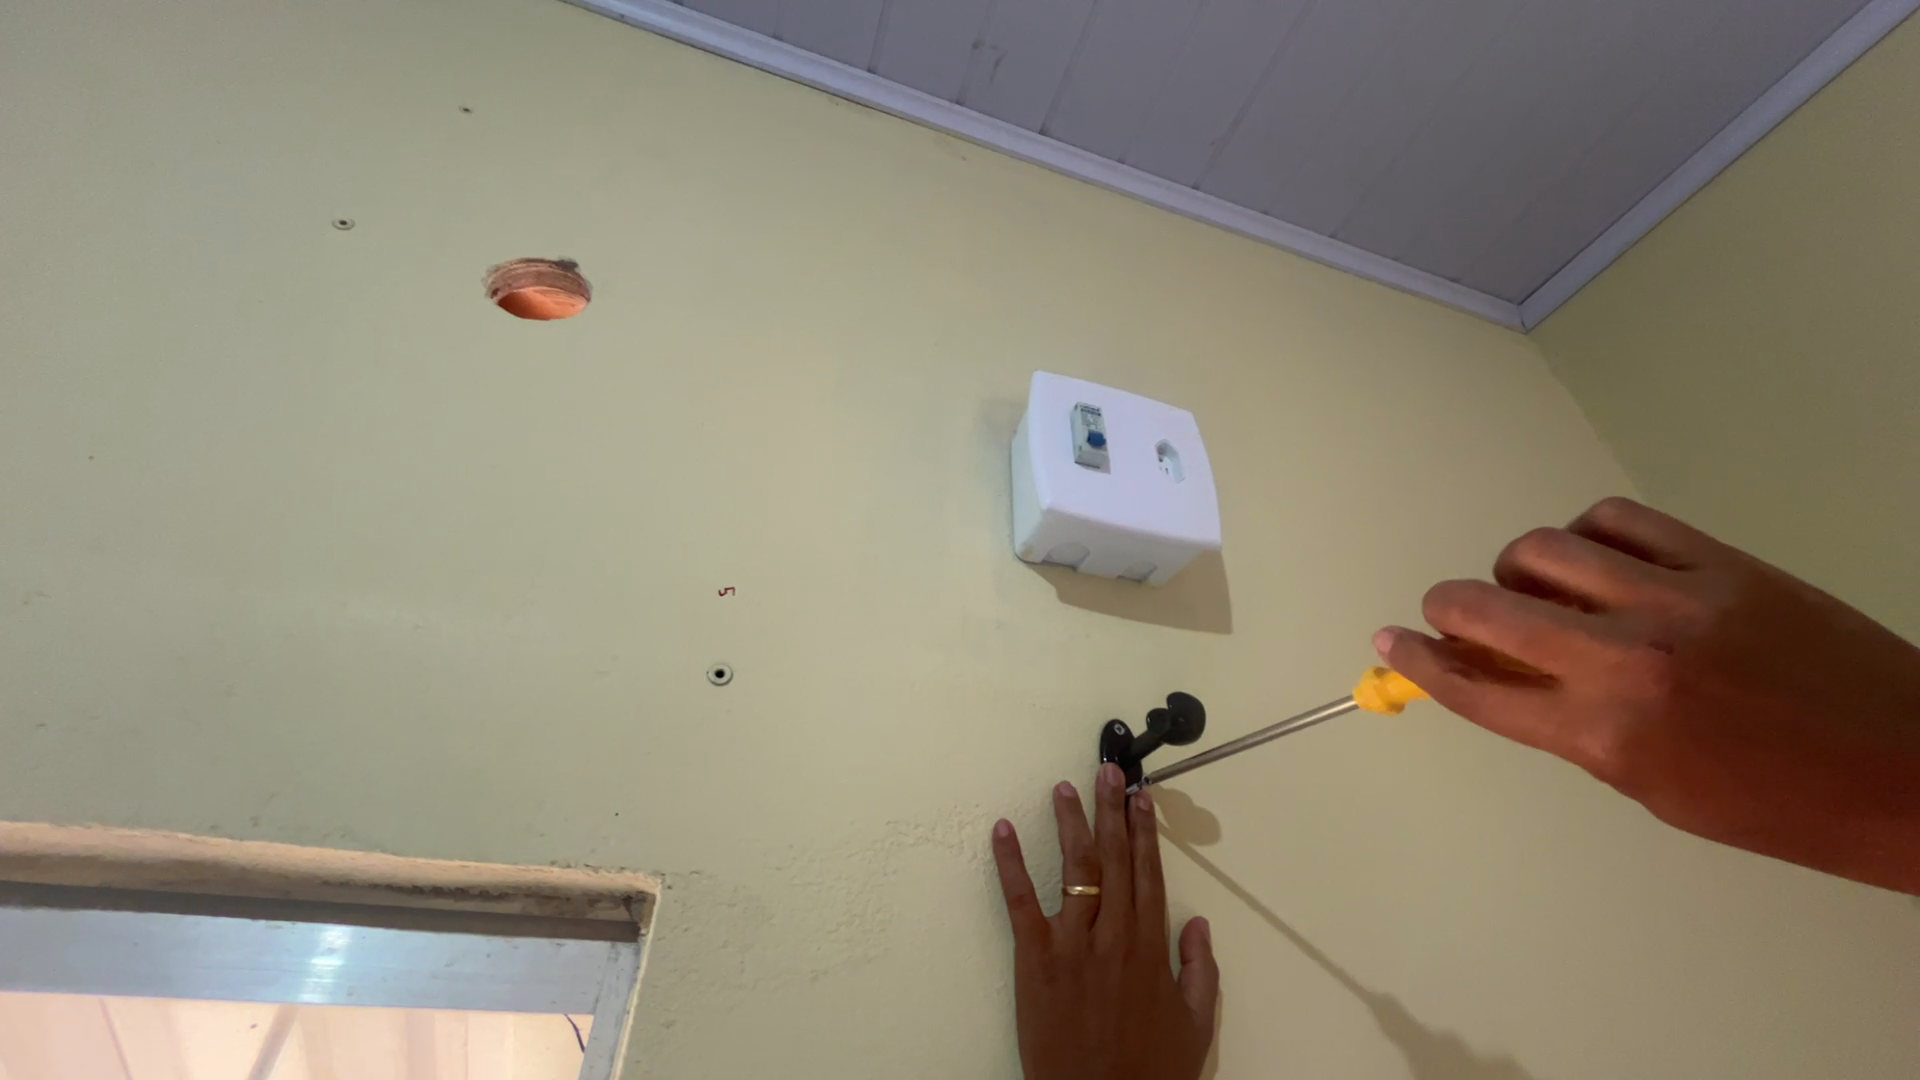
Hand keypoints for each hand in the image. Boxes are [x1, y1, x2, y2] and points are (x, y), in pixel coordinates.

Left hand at [992, 764, 1219, 1079]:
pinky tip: (1002, 830)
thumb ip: (1201, 970)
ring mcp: (1073, 942)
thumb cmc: (1149, 1071)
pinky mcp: (1036, 956)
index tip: (1140, 797)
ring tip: (1064, 787)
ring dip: (1070, 822)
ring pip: (1074, 867)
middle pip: (1114, 858)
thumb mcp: (1195, 1025)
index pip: (1148, 873)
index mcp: (1150, 946)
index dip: (1144, 831)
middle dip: (1111, 810)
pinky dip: (1010, 862)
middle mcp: (1114, 934)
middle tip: (1105, 770)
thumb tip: (1199, 922)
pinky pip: (1020, 900)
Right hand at [1377, 497, 1919, 893]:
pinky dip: (1586, 535)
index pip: (1470, 686)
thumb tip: (1488, 671)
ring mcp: (1673, 603)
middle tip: (1452, 613)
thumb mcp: (1644, 783)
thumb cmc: (1773, 802)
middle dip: (1444, 608)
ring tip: (1541, 589)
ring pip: (1537, 550)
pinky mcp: (1721, 564)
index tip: (1391, 641)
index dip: (1416, 661)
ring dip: (1516, 571)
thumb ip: (1556, 722)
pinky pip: (1615, 518)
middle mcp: (1624, 661)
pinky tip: (1598, 560)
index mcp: (1601, 732)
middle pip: (1480, 607)